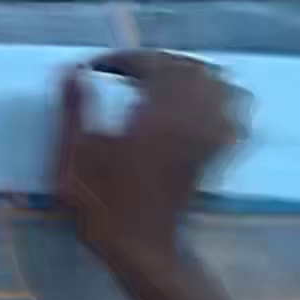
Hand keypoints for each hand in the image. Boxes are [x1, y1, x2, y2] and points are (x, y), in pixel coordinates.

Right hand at [54, 50, 244, 267]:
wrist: (137, 240)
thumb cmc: (94, 194)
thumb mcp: (72, 149)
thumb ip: (75, 106)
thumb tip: (73, 70)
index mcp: (160, 120)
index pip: (161, 68)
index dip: (125, 58)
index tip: (90, 67)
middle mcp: (197, 125)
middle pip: (195, 72)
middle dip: (154, 62)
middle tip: (112, 70)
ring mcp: (214, 140)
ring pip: (220, 88)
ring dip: (183, 76)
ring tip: (143, 81)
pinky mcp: (216, 151)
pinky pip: (228, 110)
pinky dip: (203, 95)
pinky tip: (172, 104)